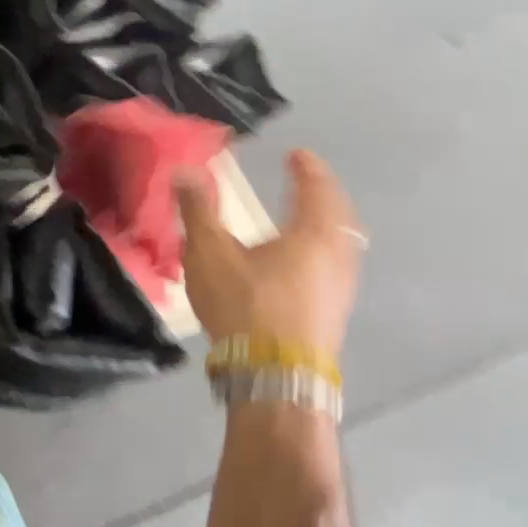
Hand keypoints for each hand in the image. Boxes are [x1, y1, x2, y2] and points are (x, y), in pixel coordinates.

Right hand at [176, 148, 362, 356]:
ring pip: (342, 243)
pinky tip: (300, 259)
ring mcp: (341, 287)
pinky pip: (333, 263)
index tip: (298, 154)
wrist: (275, 371)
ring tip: (304, 216)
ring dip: (325, 223)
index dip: (309, 170)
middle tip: (306, 182)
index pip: (318, 191)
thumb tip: (186, 171)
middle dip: (324, 195)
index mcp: (313, 236)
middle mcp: (338, 257)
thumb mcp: (209, 252)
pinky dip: (321, 247)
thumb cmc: (244, 302)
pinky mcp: (332, 310)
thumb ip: (199, 210)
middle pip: (340, 217)